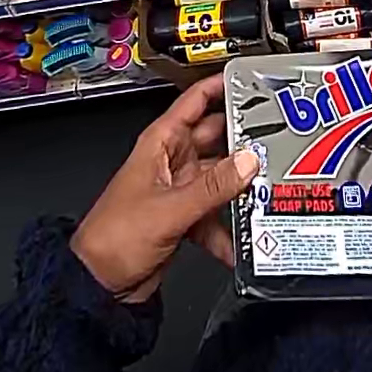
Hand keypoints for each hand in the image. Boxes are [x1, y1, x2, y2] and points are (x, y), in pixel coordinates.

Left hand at [71, 74, 257, 302]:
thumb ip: (213, 185)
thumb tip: (249, 160)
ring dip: (240, 183)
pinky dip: (229, 224)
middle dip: (245, 137)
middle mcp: (173, 159)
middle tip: (276, 137)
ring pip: (221, 174)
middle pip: (217, 136)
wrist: (95, 291)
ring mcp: (181, 187)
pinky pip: (216, 211)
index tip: (253, 80)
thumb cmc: (113, 239)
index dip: (223, 85)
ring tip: (267, 186)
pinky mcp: (185, 215)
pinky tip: (243, 237)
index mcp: (162, 142)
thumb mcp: (169, 208)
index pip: (196, 100)